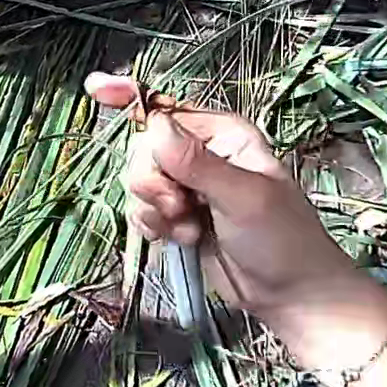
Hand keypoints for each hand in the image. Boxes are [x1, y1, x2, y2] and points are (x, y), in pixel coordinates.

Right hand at [84, 72, 357, 320]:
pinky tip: (182, 239)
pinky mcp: (173, 216)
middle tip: (180, 205)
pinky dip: (153, 227)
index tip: (95, 89)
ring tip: (189, 228)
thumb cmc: (281, 238)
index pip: (166, 108)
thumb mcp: (244, 197)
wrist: (290, 297)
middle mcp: (198, 153)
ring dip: (156, 210)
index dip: (129, 97)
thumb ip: (196, 163)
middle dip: (153, 181)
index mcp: (221, 133)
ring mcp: (184, 186)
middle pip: (143, 149)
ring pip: (137, 181)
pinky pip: (139, 210)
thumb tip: (154, 127)